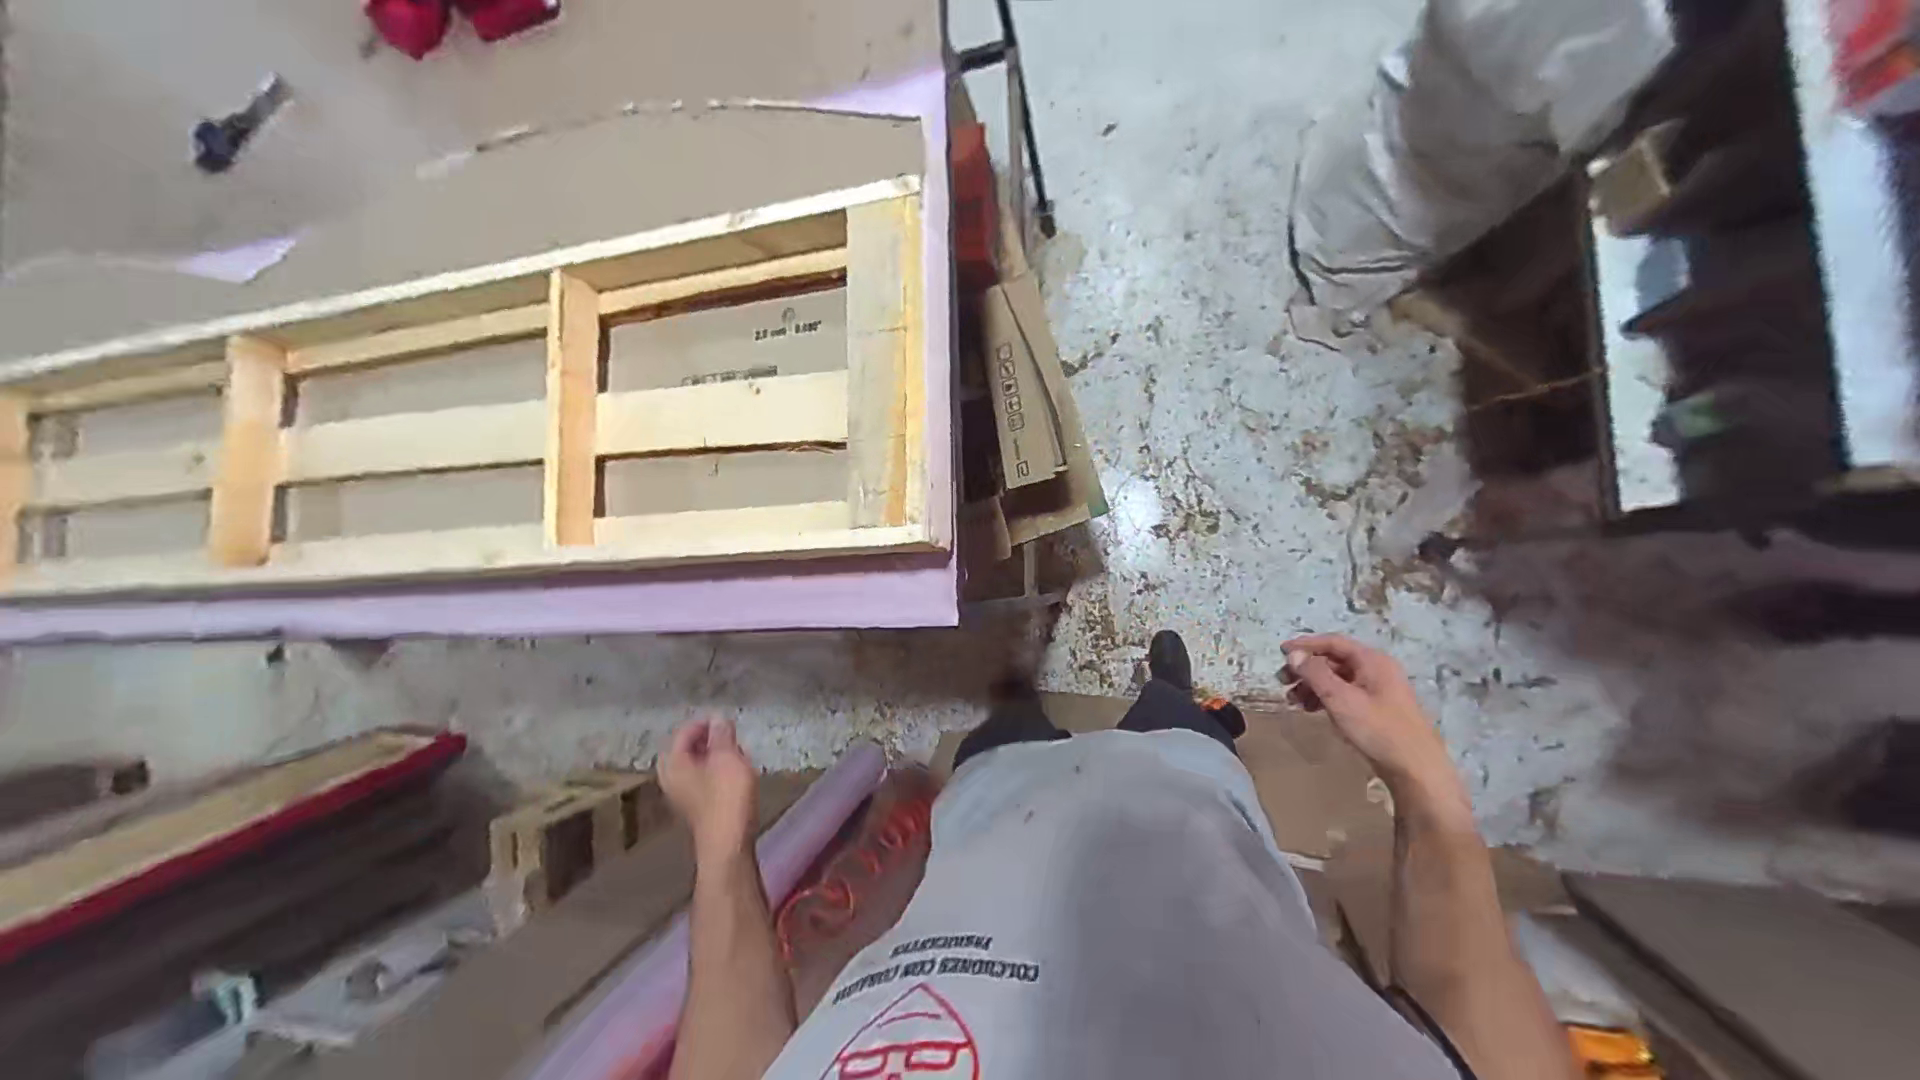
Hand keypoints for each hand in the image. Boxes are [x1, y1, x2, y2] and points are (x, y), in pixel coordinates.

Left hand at [659, 716, 757, 862]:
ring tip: (736, 751)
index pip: (683, 733)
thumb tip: (717, 719)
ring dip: (713, 754)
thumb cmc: (726, 796)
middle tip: (730, 734)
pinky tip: (734, 772)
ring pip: (695, 765)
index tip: (727, 719)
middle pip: (686, 749)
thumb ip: (721, 735)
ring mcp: (682, 795)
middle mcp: (672, 778)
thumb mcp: (727, 758)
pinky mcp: (697, 807)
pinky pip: (702, 779)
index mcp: (673, 764)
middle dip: (708, 739)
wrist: (728, 843)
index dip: (705, 722)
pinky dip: (715, 770)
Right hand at [1283, 634, 1470, 817]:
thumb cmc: (1378, 729)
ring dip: (1312, 685)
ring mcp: (1378, 690)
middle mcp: (1377, 670)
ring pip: (1337, 678)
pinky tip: (1312, 709)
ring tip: (1294, 700)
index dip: (1305, 645)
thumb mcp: (1340, 699)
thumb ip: (1315, 674)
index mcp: (1372, 661)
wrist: (1415, 770)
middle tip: (1283, 681)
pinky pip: (1344, 694)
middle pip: (1334, 660)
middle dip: (1306, 668)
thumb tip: (1293, 655)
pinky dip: (1325, 698)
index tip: (1281, 652)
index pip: (1333, 642)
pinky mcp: (1376, 709)